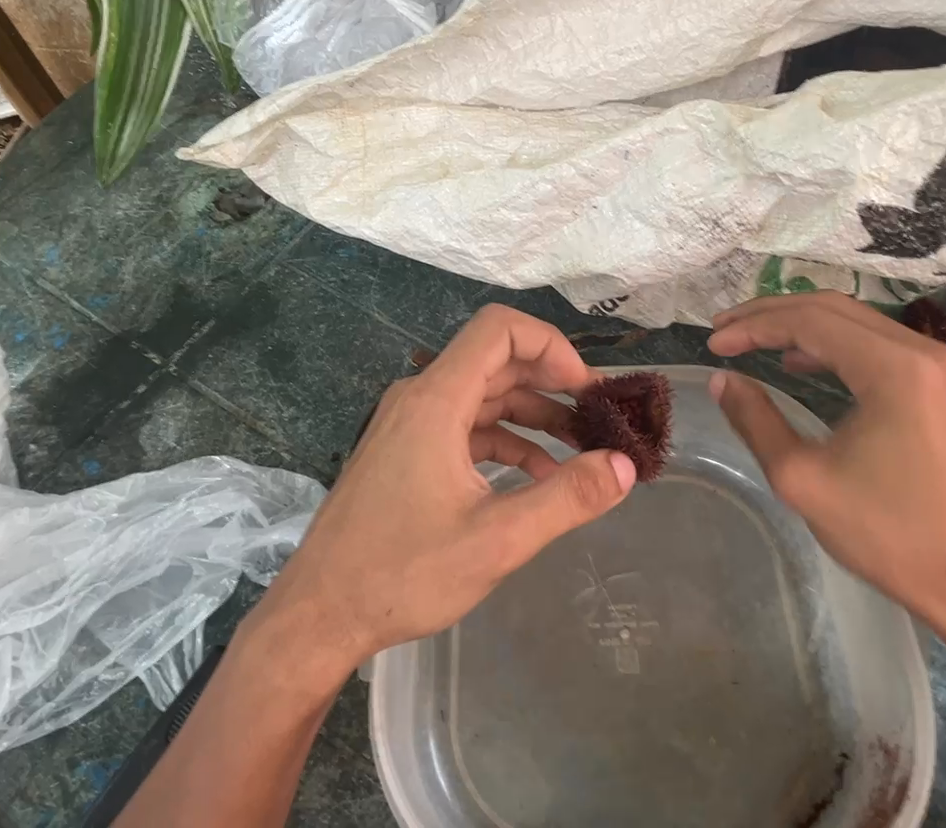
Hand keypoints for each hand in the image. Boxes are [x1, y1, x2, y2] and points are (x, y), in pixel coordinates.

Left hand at [251, 304, 636, 681]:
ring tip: (582, 451)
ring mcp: (408, 426)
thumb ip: (568, 498)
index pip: (499, 330)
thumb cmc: (402, 573)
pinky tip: (538, 478)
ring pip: (482, 398)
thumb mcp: (497, 539)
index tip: (588, 388)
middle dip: (552, 383)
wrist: (319, 615)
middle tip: (600, 419)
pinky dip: (505, 442)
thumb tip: (626, 466)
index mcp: (435, 401)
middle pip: (495, 362)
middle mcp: (419, 399)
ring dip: (533, 416)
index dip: (551, 345)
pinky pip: (465, 429)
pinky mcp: (405, 454)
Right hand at [705, 292, 945, 641]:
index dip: (753, 326)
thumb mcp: (802, 479)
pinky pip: (877, 344)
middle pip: (833, 309)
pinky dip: (832, 345)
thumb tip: (722, 381)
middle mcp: (922, 352)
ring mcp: (939, 366)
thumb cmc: (889, 534)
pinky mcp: (943, 385)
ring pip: (856, 322)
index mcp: (893, 369)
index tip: (712, 344)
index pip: (808, 321)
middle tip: (723, 331)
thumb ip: (755, 420)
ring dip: (800, 326)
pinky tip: (800, 363)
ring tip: (750, 341)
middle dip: (771, 315)